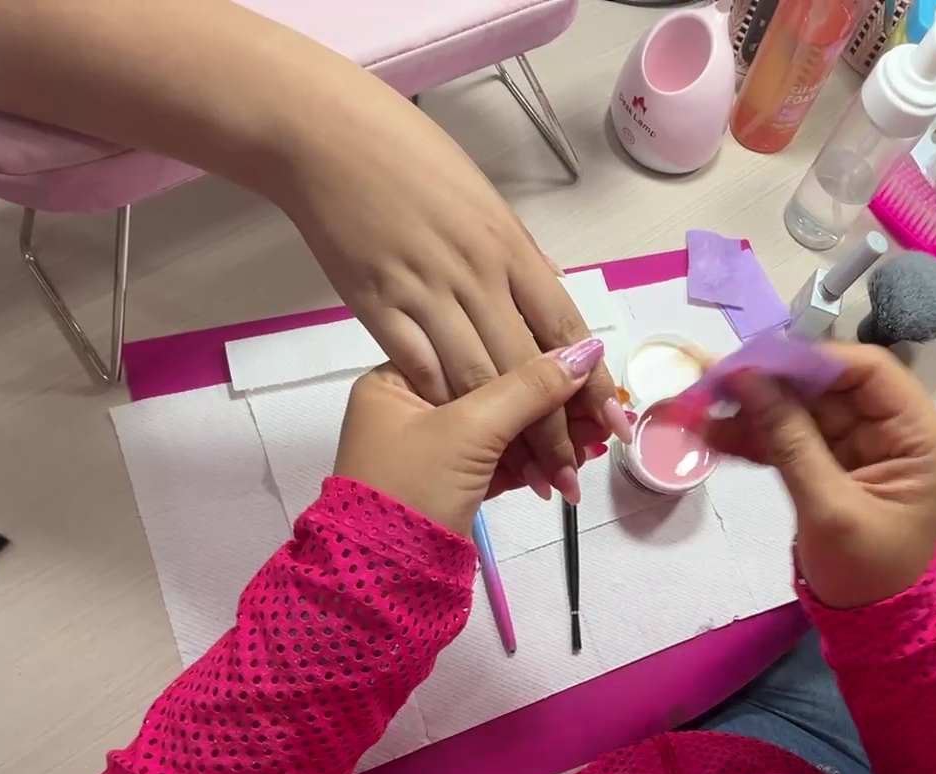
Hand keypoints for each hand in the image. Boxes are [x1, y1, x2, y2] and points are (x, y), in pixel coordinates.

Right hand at [277, 76, 629, 502]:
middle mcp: (475, 274)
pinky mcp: (376, 308)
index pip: (564, 326)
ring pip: (477, 380)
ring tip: (535, 478)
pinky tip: (468, 443)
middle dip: (555, 430)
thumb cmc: (409, 158)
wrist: (320, 134)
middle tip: (573, 474)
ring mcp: (424, 293)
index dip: (593, 381)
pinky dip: (448, 411)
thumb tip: (552, 299)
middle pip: (525, 368)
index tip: (615, 422)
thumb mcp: (483, 202)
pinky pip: (421, 371)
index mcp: (508, 246)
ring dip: (508, 438)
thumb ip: (518, 260)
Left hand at [334, 339, 610, 536]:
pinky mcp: (451, 484)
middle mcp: (412, 408)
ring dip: (551, 442)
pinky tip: (568, 472)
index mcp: (397, 380)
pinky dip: (533, 467)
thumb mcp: (471, 429)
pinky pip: (499, 463)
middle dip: (552, 411)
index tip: (585, 379)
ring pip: (504, 432)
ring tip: (592, 449)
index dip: (536, 366)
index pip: (479, 353)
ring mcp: (432, 450)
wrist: (385, 581)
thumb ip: (530, 387)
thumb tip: (588, 349)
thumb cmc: (414, 490)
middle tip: (599, 421)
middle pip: (497, 395)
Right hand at [707, 345, 935, 608]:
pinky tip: (712, 435)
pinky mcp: (825, 463)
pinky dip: (751, 437)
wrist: (868, 622)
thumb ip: (790, 441)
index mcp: (914, 432)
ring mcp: (854, 445)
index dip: (809, 361)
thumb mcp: (830, 507)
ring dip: (749, 411)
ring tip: (699, 410)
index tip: (753, 364)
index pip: (865, 370)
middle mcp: (887, 428)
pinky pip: (786, 437)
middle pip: (823, 386)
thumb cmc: (866, 570)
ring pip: (798, 410)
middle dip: (767, 384)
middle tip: (711, 381)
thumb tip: (748, 381)